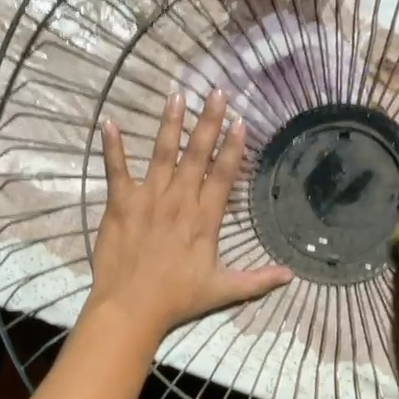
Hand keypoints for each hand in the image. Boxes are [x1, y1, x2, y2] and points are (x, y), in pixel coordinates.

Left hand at [88, 90, 292, 341]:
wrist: (132, 306)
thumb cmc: (177, 298)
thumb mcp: (223, 290)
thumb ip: (257, 280)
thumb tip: (290, 276)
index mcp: (204, 218)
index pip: (223, 175)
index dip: (233, 147)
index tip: (240, 121)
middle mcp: (179, 200)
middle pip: (197, 154)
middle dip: (209, 121)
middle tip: (217, 92)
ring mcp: (149, 198)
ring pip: (163, 153)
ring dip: (170, 123)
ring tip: (177, 95)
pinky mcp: (121, 203)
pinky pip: (116, 169)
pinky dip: (112, 146)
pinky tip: (109, 121)